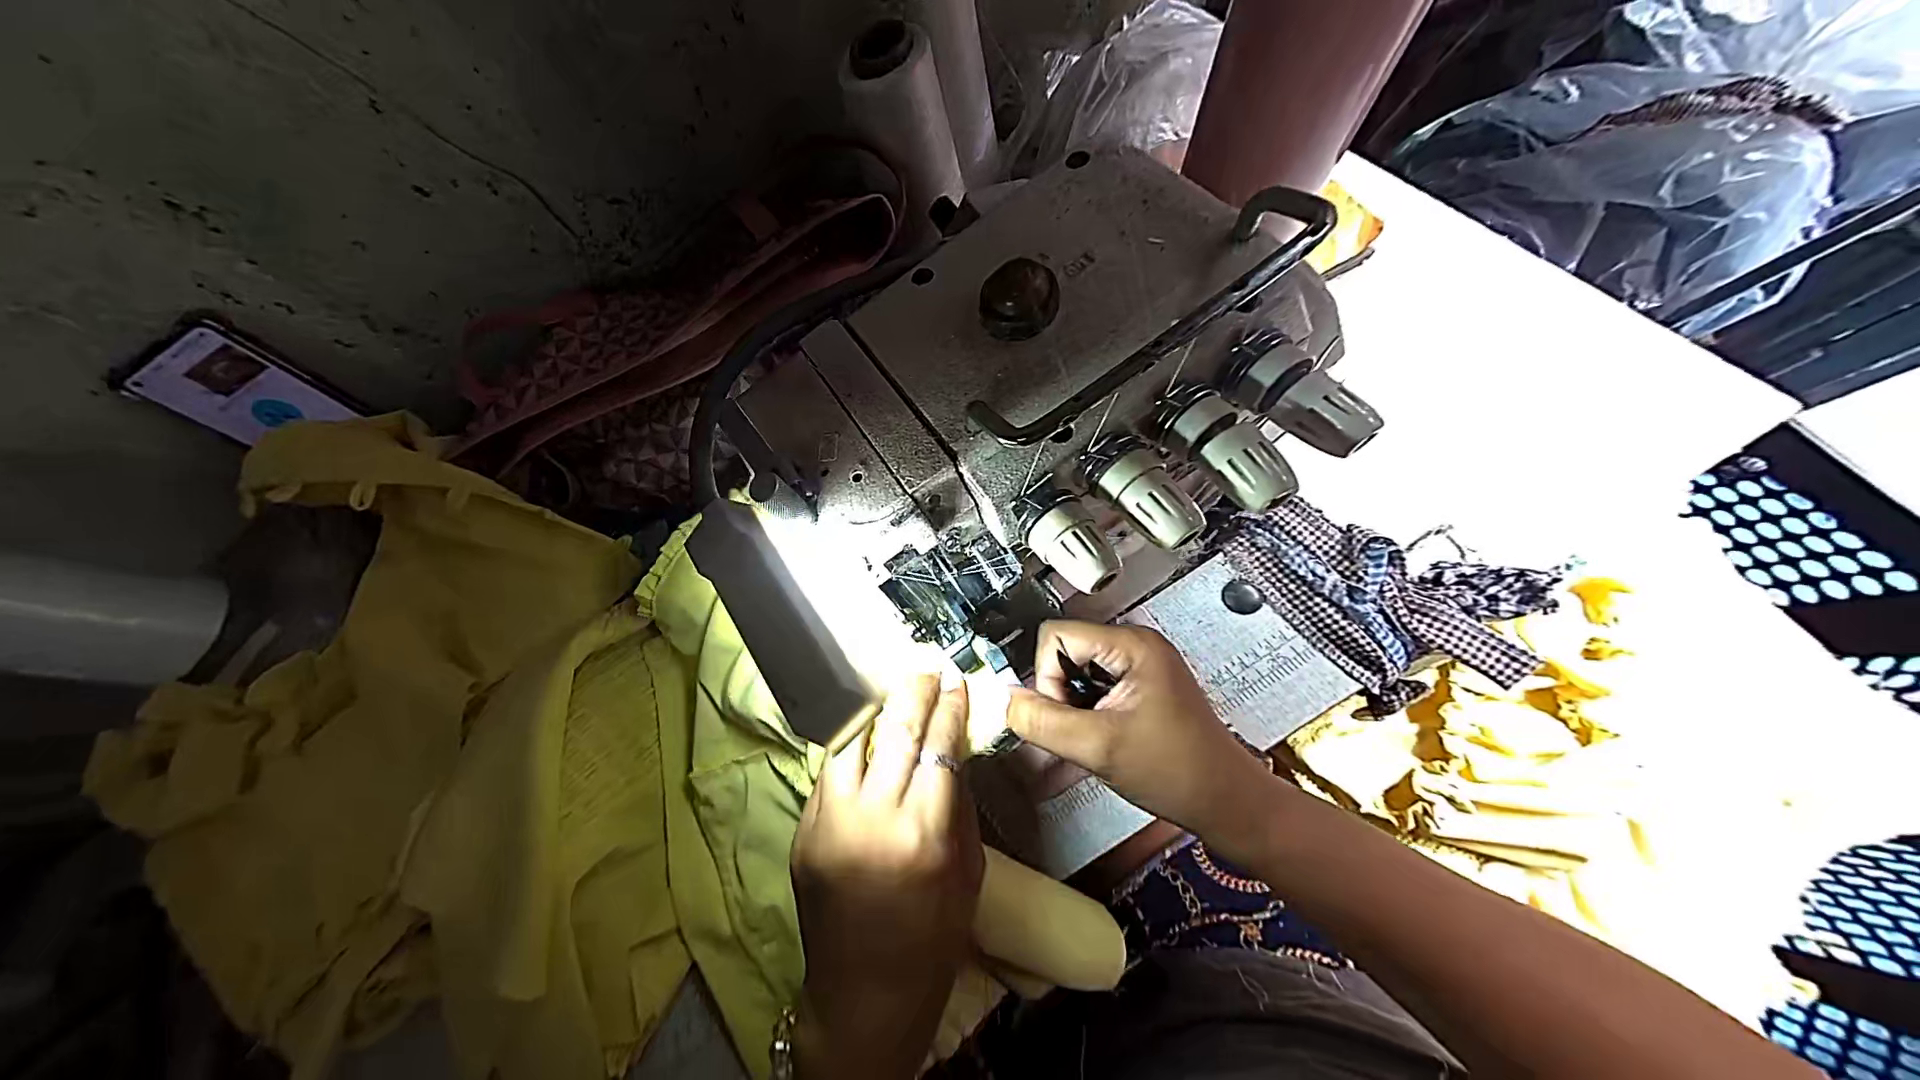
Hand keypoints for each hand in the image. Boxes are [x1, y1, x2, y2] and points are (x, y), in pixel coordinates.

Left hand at [790, 675, 982, 1078]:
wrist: (866, 990)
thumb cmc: (932, 938)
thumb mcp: (967, 870)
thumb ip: (958, 803)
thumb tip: (954, 746)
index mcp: (922, 834)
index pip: (939, 747)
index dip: (950, 708)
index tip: (955, 683)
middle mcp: (872, 821)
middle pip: (895, 733)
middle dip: (915, 694)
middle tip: (926, 672)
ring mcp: (830, 824)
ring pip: (853, 742)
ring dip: (877, 714)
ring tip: (895, 698)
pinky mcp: (804, 832)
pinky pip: (830, 773)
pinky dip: (852, 750)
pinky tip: (867, 740)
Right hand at [1005, 620, 1275, 837]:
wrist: (1224, 801)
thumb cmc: (1178, 771)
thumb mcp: (1098, 747)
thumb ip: (1043, 721)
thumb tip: (1005, 701)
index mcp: (1132, 644)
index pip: (1056, 636)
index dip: (1047, 677)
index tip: (1063, 715)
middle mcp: (1135, 645)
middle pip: (1064, 652)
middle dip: (1060, 695)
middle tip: (1080, 731)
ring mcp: (1139, 666)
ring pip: (1075, 672)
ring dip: (1072, 707)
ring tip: (1095, 738)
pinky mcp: (1139, 685)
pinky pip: (1092, 687)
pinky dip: (1086, 713)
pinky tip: (1103, 739)